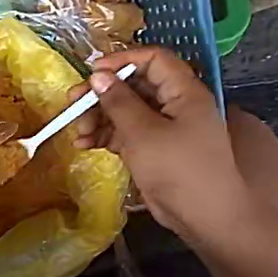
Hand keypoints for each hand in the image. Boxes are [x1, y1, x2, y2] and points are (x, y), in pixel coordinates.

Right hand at [72, 47, 256, 239]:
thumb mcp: (143, 132)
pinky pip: (127, 133)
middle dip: (102, 94)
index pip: (153, 59)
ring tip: (77, 132)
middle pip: (135, 86)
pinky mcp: (154, 150)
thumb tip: (98, 76)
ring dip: (100, 118)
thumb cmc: (178, 169)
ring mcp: (164, 128)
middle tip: (73, 103)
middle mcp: (175, 105)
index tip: (92, 73)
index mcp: (183, 92)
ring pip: (127, 111)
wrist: (204, 216)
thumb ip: (119, 101)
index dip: (122, 60)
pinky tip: (84, 145)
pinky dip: (106, 136)